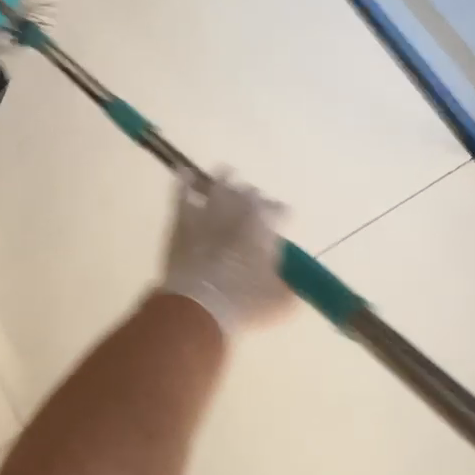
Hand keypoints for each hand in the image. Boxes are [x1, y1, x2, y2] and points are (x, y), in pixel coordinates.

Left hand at [158, 169, 294, 333]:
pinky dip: (185, 178)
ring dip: (224, 178)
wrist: (198, 304)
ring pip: (218, 184)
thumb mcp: (280, 300)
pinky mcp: (182, 217)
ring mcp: (207, 210)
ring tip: (226, 173)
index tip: (283, 217)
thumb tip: (291, 280)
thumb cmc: (244, 303)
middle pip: (249, 193)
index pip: (279, 210)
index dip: (282, 213)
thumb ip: (289, 283)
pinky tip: (185, 171)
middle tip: (255, 200)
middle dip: (254, 196)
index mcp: (263, 225)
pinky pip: (183, 190)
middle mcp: (237, 210)